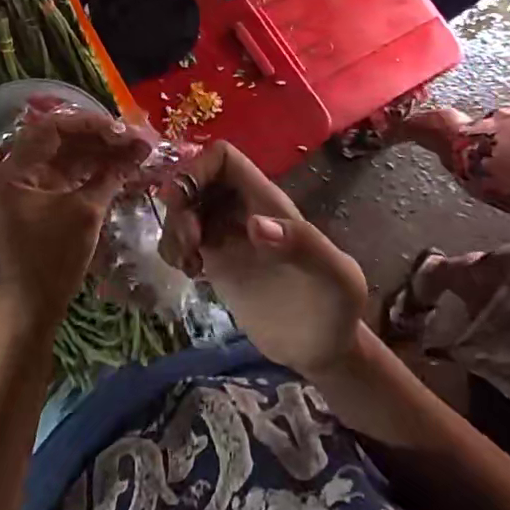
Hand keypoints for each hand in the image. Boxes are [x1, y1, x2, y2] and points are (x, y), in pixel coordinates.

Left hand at [0, 105, 150, 327]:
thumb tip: (138, 150)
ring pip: (71, 157)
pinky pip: (73, 175)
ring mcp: (33, 188)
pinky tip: (124, 166)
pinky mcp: (45, 202)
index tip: (121, 130)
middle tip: (137, 139)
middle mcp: (20, 173)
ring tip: (139, 151)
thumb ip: (109, 176)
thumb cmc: (51, 260)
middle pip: (62, 140)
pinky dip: (97, 170)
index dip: (88, 123)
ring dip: (103, 152)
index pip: (51, 128)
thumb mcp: (84, 214)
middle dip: (101, 137)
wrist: (33, 310)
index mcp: (16, 171)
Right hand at [158, 141, 366, 376]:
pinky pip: (182, 239)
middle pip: (195, 180)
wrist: (323, 351)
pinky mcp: (216, 262)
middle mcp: (244, 210)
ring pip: (184, 209)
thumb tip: (253, 225)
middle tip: (189, 243)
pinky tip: (190, 273)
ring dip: (173, 228)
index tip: (184, 202)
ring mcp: (227, 236)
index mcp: (268, 201)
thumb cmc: (336, 308)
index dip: (197, 169)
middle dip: (179, 203)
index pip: (224, 158)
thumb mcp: (335, 277)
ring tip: (188, 263)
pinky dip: (174, 249)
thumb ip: (304, 246)